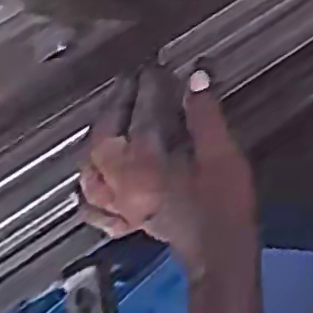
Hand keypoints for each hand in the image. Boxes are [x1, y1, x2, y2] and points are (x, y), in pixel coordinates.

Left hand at [78, 65, 257, 277]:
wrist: (221, 247)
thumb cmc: (225, 197)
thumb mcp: (222, 150)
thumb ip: (205, 113)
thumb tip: (196, 74)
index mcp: (145, 168)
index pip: (142, 118)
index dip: (150, 88)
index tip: (158, 65)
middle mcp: (121, 187)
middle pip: (105, 142)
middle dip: (116, 107)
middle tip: (131, 81)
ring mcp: (118, 207)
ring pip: (91, 170)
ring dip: (97, 139)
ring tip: (111, 115)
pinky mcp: (123, 220)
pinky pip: (92, 204)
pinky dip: (87, 187)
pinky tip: (88, 177)